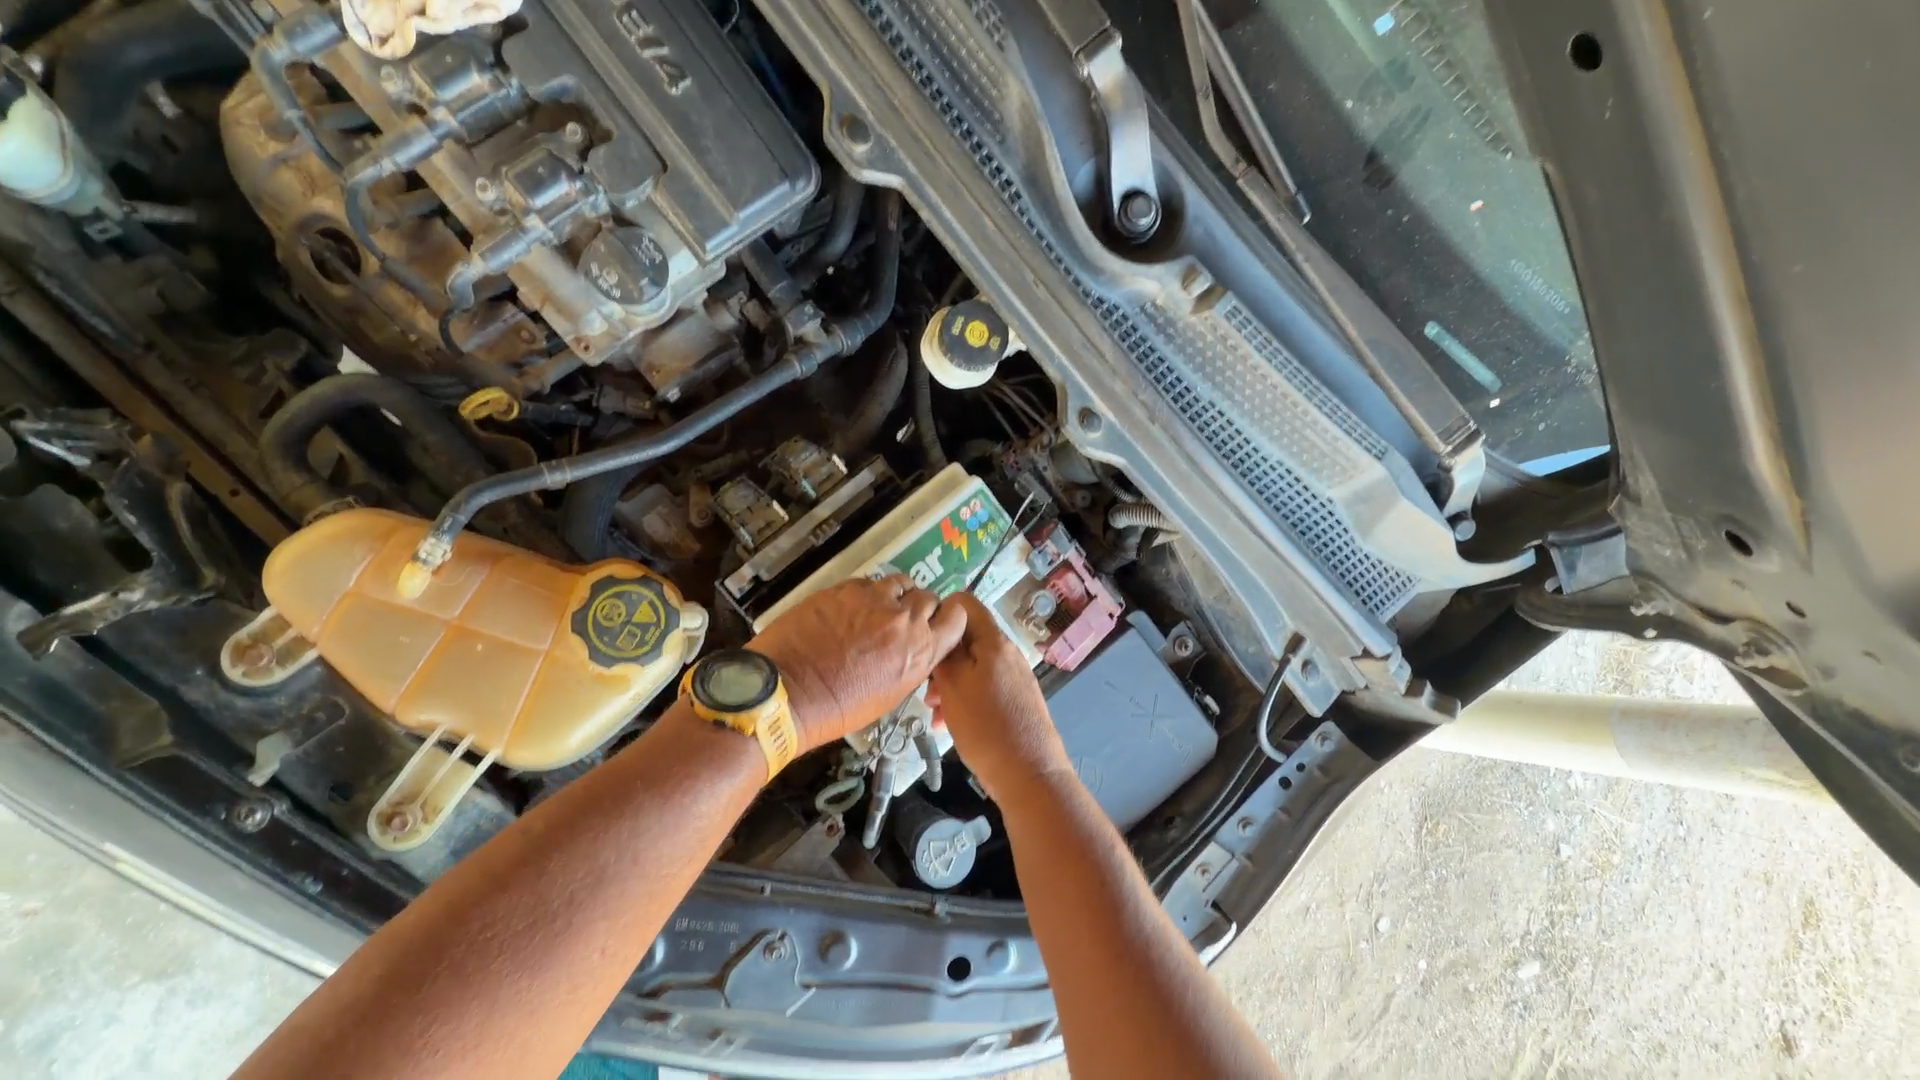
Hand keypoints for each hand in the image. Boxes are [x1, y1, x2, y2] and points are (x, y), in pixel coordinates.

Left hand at [752, 575, 966, 751]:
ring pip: (899, 583)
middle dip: (918, 608)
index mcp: (921, 651)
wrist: (788, 693)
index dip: (947, 618)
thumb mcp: (892, 694)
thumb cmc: (839, 708)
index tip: (935, 624)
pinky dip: (865, 593)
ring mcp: (874, 599)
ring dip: (894, 596)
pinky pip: (868, 583)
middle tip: (900, 621)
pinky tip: (850, 609)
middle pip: (928, 598)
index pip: (957, 617)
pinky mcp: (845, 588)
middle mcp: (904, 620)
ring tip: (877, 610)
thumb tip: (913, 647)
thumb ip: (912, 662)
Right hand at [925, 593, 1071, 802]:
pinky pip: (984, 687)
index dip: (940, 613)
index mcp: (994, 641)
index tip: (922, 638)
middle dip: (942, 657)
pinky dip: (965, 697)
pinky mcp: (1017, 700)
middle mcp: (1008, 653)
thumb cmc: (986, 726)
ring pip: (973, 666)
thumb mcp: (953, 685)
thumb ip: (945, 651)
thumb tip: (942, 626)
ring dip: (950, 682)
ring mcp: (1015, 677)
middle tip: (924, 686)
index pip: (966, 603)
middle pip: (968, 638)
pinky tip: (949, 724)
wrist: (1029, 774)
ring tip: (934, 711)